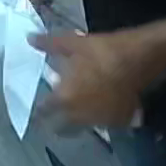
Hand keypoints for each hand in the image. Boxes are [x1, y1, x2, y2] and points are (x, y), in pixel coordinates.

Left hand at [30, 29, 149, 127]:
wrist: (136, 59)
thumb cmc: (99, 51)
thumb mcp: (70, 43)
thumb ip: (47, 44)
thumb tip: (29, 39)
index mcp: (65, 98)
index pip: (45, 111)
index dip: (39, 110)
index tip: (35, 109)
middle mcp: (81, 115)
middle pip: (62, 127)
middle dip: (55, 122)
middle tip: (52, 112)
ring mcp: (101, 121)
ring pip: (82, 127)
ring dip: (75, 120)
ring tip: (73, 108)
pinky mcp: (119, 121)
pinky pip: (103, 125)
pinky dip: (96, 118)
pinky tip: (96, 107)